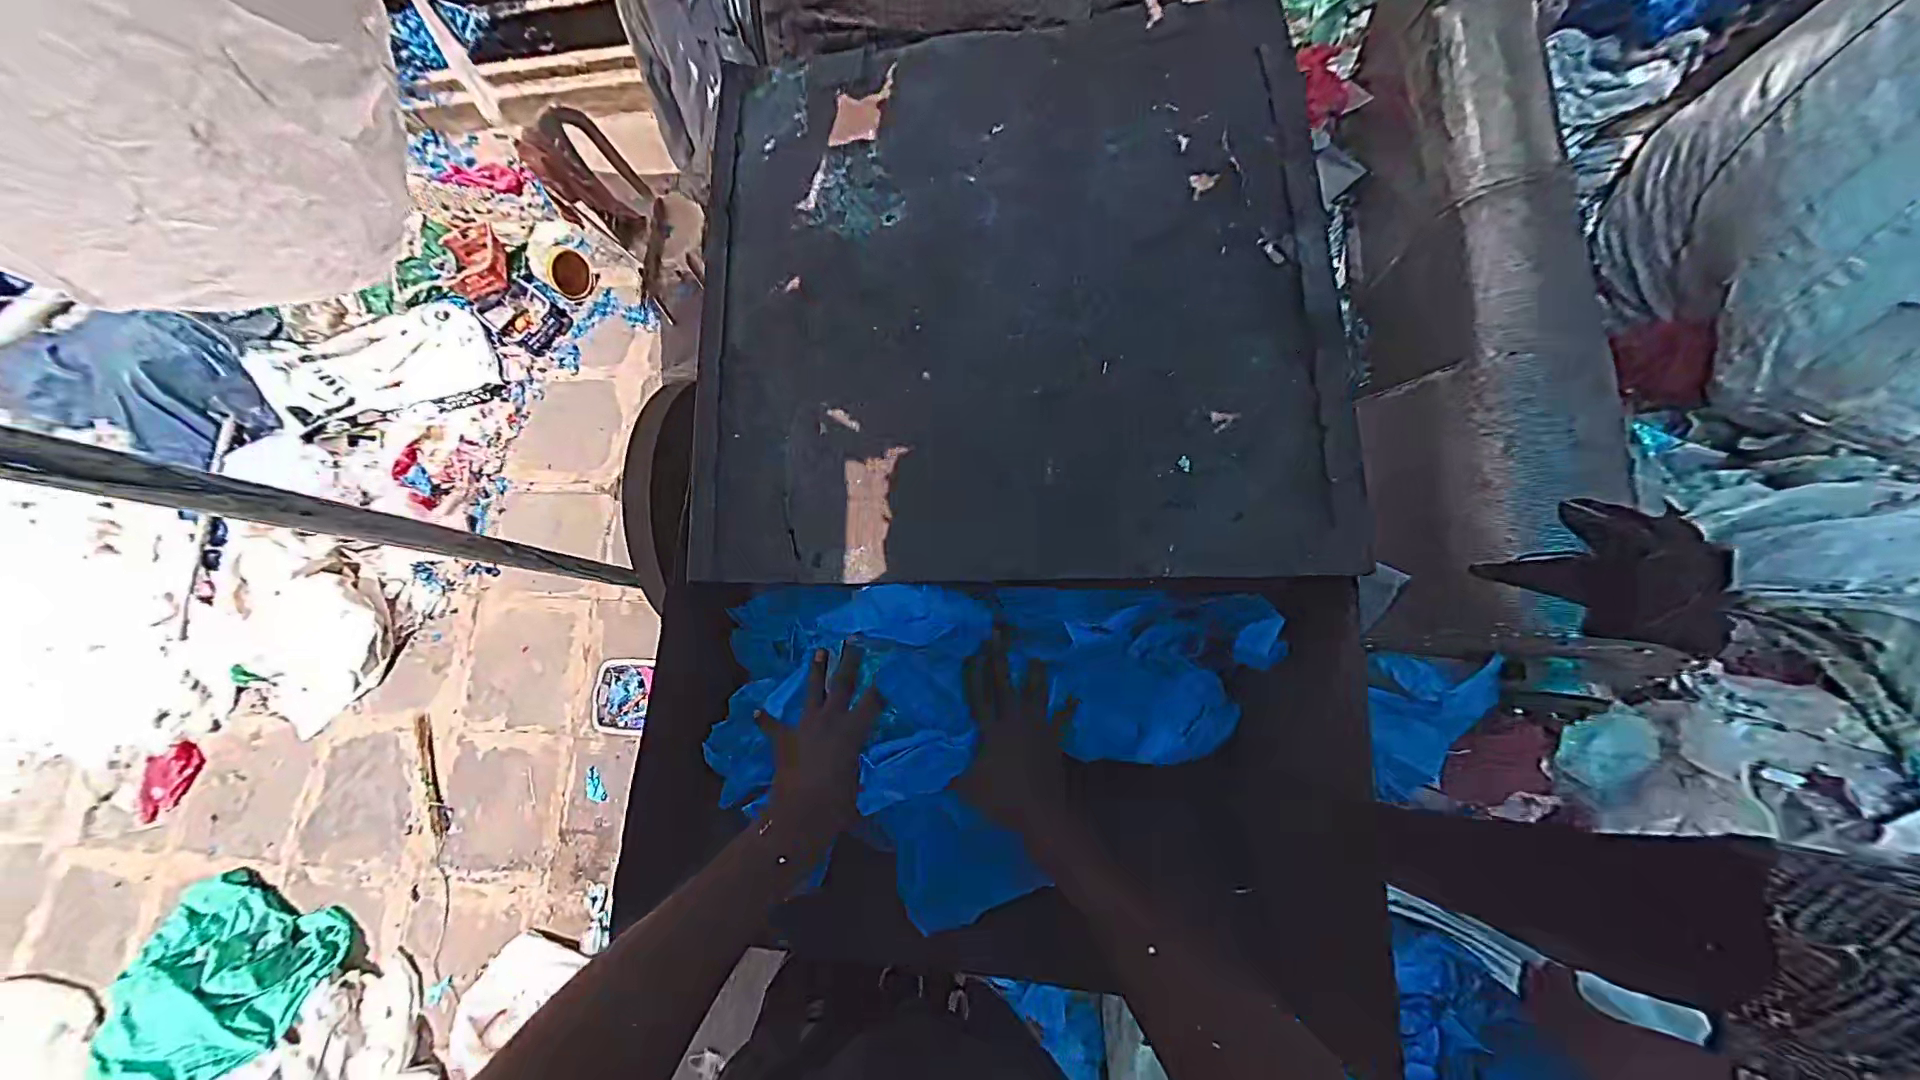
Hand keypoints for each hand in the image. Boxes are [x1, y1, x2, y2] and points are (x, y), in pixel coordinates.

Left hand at [756, 643, 883, 836]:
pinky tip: (758, 711)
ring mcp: (804, 726)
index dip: (883, 683)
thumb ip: (861, 766)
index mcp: (853, 729)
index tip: (890, 665)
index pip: (874, 700)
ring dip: (816, 671)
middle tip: (853, 641)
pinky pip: (773, 726)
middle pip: (842, 683)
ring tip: (819, 651)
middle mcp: (830, 720)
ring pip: (812, 692)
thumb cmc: (838, 804)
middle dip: (849, 661)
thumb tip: (863, 764)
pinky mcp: (783, 740)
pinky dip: (766, 719)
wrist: (799, 815)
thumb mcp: (859, 783)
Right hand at [955, 633, 1077, 833]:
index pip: (978, 695)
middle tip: (998, 635)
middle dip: (1000, 658)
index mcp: (991, 730)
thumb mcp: (967, 788)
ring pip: (1036, 693)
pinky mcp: (1053, 738)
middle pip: (1005, 684)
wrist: (1041, 812)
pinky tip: (1075, 697)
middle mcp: (1014, 721)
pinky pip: (1062, 719)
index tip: (972, 652)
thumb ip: (950, 773)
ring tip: (1036, 658)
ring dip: (1035, 675)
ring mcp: (1037, 727)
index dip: (974, 673)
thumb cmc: (1001, 799)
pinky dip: (1068, 708)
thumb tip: (929, 763)